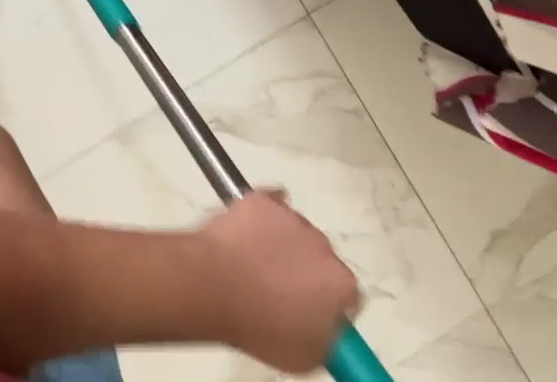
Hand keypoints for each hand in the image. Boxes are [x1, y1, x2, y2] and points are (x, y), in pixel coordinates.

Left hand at [193, 190, 360, 372]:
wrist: (210, 285)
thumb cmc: (259, 327)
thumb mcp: (306, 356)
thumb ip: (326, 338)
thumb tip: (324, 325)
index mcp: (341, 283)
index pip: (346, 294)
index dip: (327, 304)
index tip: (307, 311)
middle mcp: (323, 245)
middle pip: (320, 258)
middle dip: (304, 271)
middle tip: (275, 286)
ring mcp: (289, 217)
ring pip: (294, 230)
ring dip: (282, 242)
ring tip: (253, 258)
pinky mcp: (259, 200)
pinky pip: (270, 202)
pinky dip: (265, 212)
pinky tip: (254, 222)